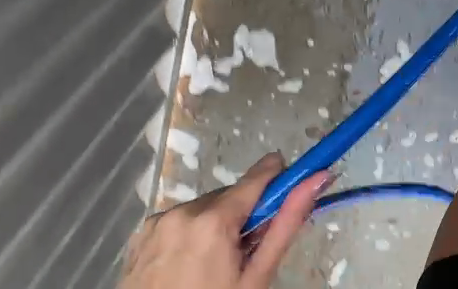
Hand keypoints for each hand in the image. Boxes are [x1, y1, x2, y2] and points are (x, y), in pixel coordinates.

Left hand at [119, 153, 326, 288]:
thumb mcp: (255, 278)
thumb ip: (287, 224)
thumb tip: (319, 178)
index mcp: (212, 220)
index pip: (257, 178)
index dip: (278, 181)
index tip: (291, 190)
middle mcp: (182, 212)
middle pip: (230, 198)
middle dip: (243, 217)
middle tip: (246, 255)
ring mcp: (156, 225)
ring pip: (204, 209)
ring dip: (216, 226)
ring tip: (214, 269)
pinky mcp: (139, 239)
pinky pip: (179, 222)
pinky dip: (190, 235)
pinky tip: (188, 269)